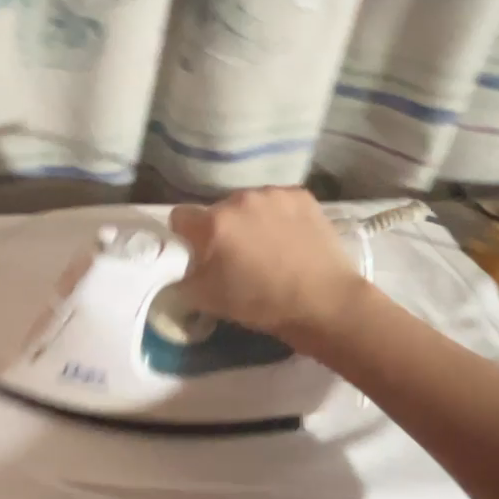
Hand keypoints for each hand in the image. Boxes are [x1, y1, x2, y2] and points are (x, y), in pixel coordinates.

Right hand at [169, 188, 365, 343]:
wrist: (324, 303)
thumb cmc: (260, 304)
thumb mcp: (206, 300)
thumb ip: (180, 279)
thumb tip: (174, 270)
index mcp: (212, 223)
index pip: (179, 217)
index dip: (185, 237)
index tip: (198, 255)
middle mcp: (239, 199)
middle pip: (216, 211)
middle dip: (221, 230)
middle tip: (236, 258)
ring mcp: (272, 194)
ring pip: (247, 205)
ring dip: (249, 221)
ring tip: (268, 249)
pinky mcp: (301, 195)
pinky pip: (276, 202)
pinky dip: (277, 216)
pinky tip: (289, 239)